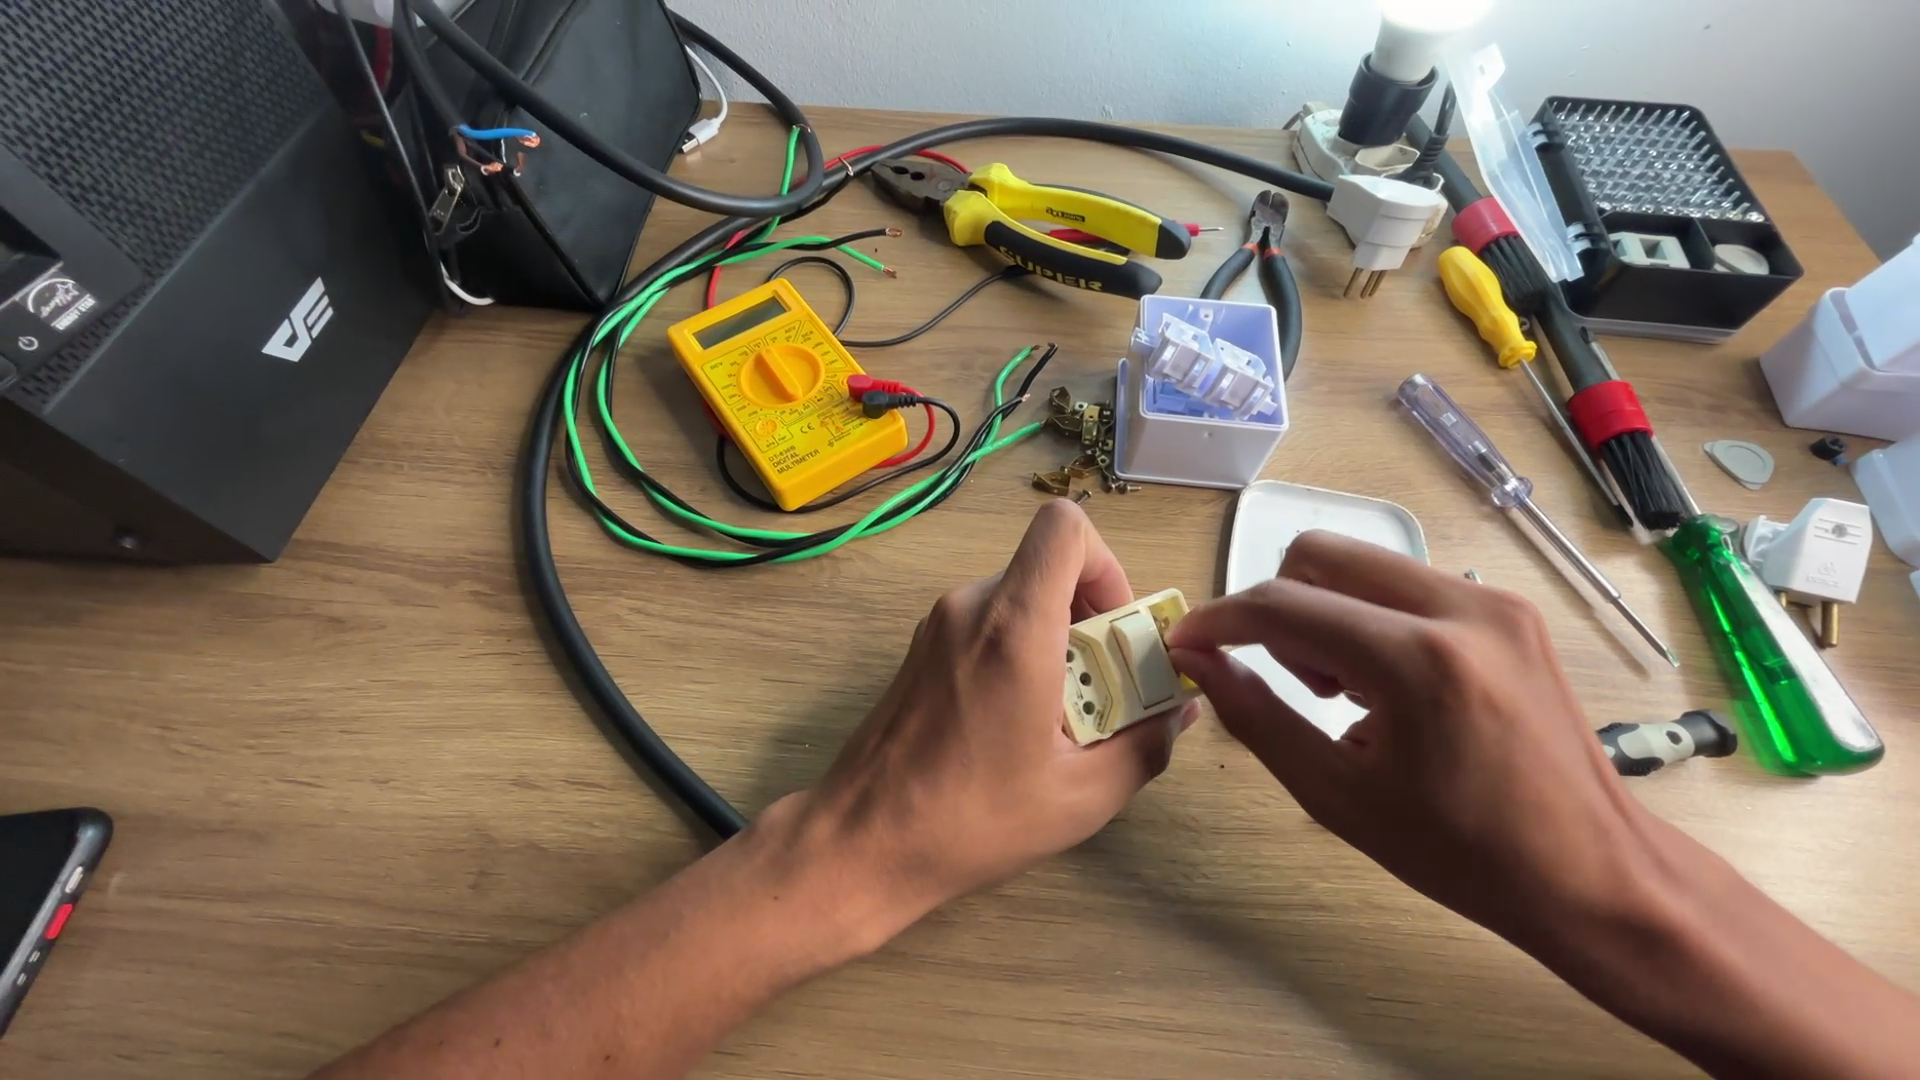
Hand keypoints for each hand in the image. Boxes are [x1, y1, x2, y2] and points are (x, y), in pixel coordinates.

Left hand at [768, 500, 1195, 949]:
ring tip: (1062, 711)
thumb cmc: (974, 819)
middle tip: (1103, 685)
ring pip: (1018, 596)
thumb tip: (1178, 710)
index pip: (1064, 526)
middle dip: (1090, 614)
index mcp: (1014, 626)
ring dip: (1055, 636)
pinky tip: (1016, 715)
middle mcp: (971, 606)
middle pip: (1047, 566)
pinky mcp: (921, 645)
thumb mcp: (1082, 796)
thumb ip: (1145, 743)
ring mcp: (938, 623)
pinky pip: (987, 620)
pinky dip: (1018, 647)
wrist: (863, 839)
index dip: (1106, 562)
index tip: (1116, 627)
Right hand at [1165, 530, 1659, 942]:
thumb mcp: (1334, 794)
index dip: (1219, 620)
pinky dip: (1363, 616)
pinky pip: (1398, 583)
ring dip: (1321, 610)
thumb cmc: (1460, 852)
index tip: (1186, 642)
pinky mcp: (1506, 607)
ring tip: (1343, 689)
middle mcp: (1459, 608)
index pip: (1283, 605)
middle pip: (1317, 554)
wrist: (1597, 873)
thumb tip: (1198, 661)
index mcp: (1418, 663)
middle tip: (1291, 678)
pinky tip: (1382, 682)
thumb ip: (1255, 715)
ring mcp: (1491, 599)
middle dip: (1275, 606)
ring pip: (1357, 562)